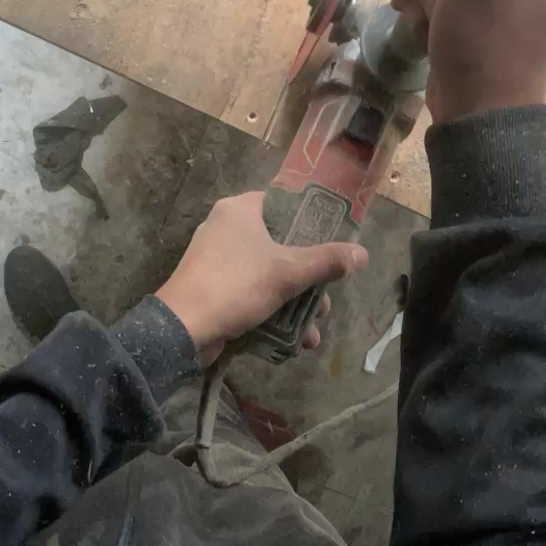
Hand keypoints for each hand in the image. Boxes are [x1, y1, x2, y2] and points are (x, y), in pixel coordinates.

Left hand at [156, 192, 368, 361]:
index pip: (284, 204)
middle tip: (325, 303)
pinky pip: (251, 294)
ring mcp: (217, 260)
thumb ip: (327, 261)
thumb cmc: (236, 285)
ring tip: (312, 332)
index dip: (312, 223)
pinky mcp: (213, 288)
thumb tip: (363, 254)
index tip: (333, 246)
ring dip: (294, 305)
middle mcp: (226, 228)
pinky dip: (272, 313)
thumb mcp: (288, 272)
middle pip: (281, 246)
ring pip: (268, 275)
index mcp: (240, 210)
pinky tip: (293, 341)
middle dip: (308, 281)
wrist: (183, 328)